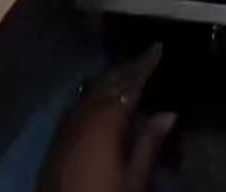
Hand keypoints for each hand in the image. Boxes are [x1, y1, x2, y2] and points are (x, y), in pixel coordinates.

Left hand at [37, 43, 176, 191]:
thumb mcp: (133, 182)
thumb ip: (148, 144)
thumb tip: (168, 114)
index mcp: (105, 121)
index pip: (129, 83)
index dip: (144, 64)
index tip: (157, 47)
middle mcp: (83, 115)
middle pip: (108, 83)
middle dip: (127, 70)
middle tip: (146, 61)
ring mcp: (66, 126)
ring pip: (92, 92)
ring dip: (110, 83)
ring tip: (129, 78)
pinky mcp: (57, 140)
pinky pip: (79, 106)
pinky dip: (95, 98)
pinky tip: (104, 103)